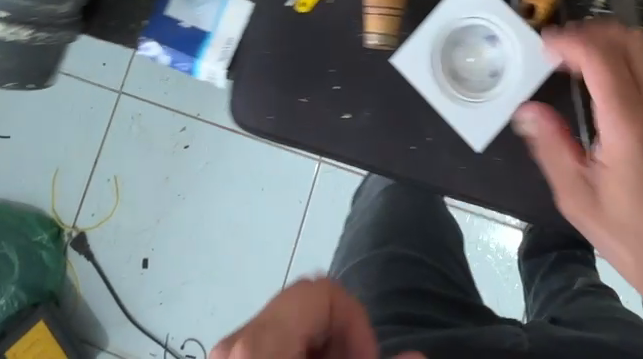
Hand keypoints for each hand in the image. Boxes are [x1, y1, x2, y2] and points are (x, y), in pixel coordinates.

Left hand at [210, 278, 418, 358]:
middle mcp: (235, 343)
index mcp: (259, 343)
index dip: (356, 319)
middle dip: (342, 336)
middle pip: (305, 306)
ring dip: (323, 348)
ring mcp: (225, 357)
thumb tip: (416, 356)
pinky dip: (299, 356)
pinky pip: (269, 345)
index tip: (370, 358)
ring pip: (288, 328)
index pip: (321, 290)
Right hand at [514, 20, 642, 357]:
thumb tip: (527, 110)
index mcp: (631, 129)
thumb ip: (551, 148)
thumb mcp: (579, 201)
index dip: (570, 41)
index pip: (601, 57)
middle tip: (564, 48)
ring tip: (590, 59)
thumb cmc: (636, 243)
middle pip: (632, 41)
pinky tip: (621, 87)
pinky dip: (640, 63)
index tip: (546, 47)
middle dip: (594, 33)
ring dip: (620, 43)